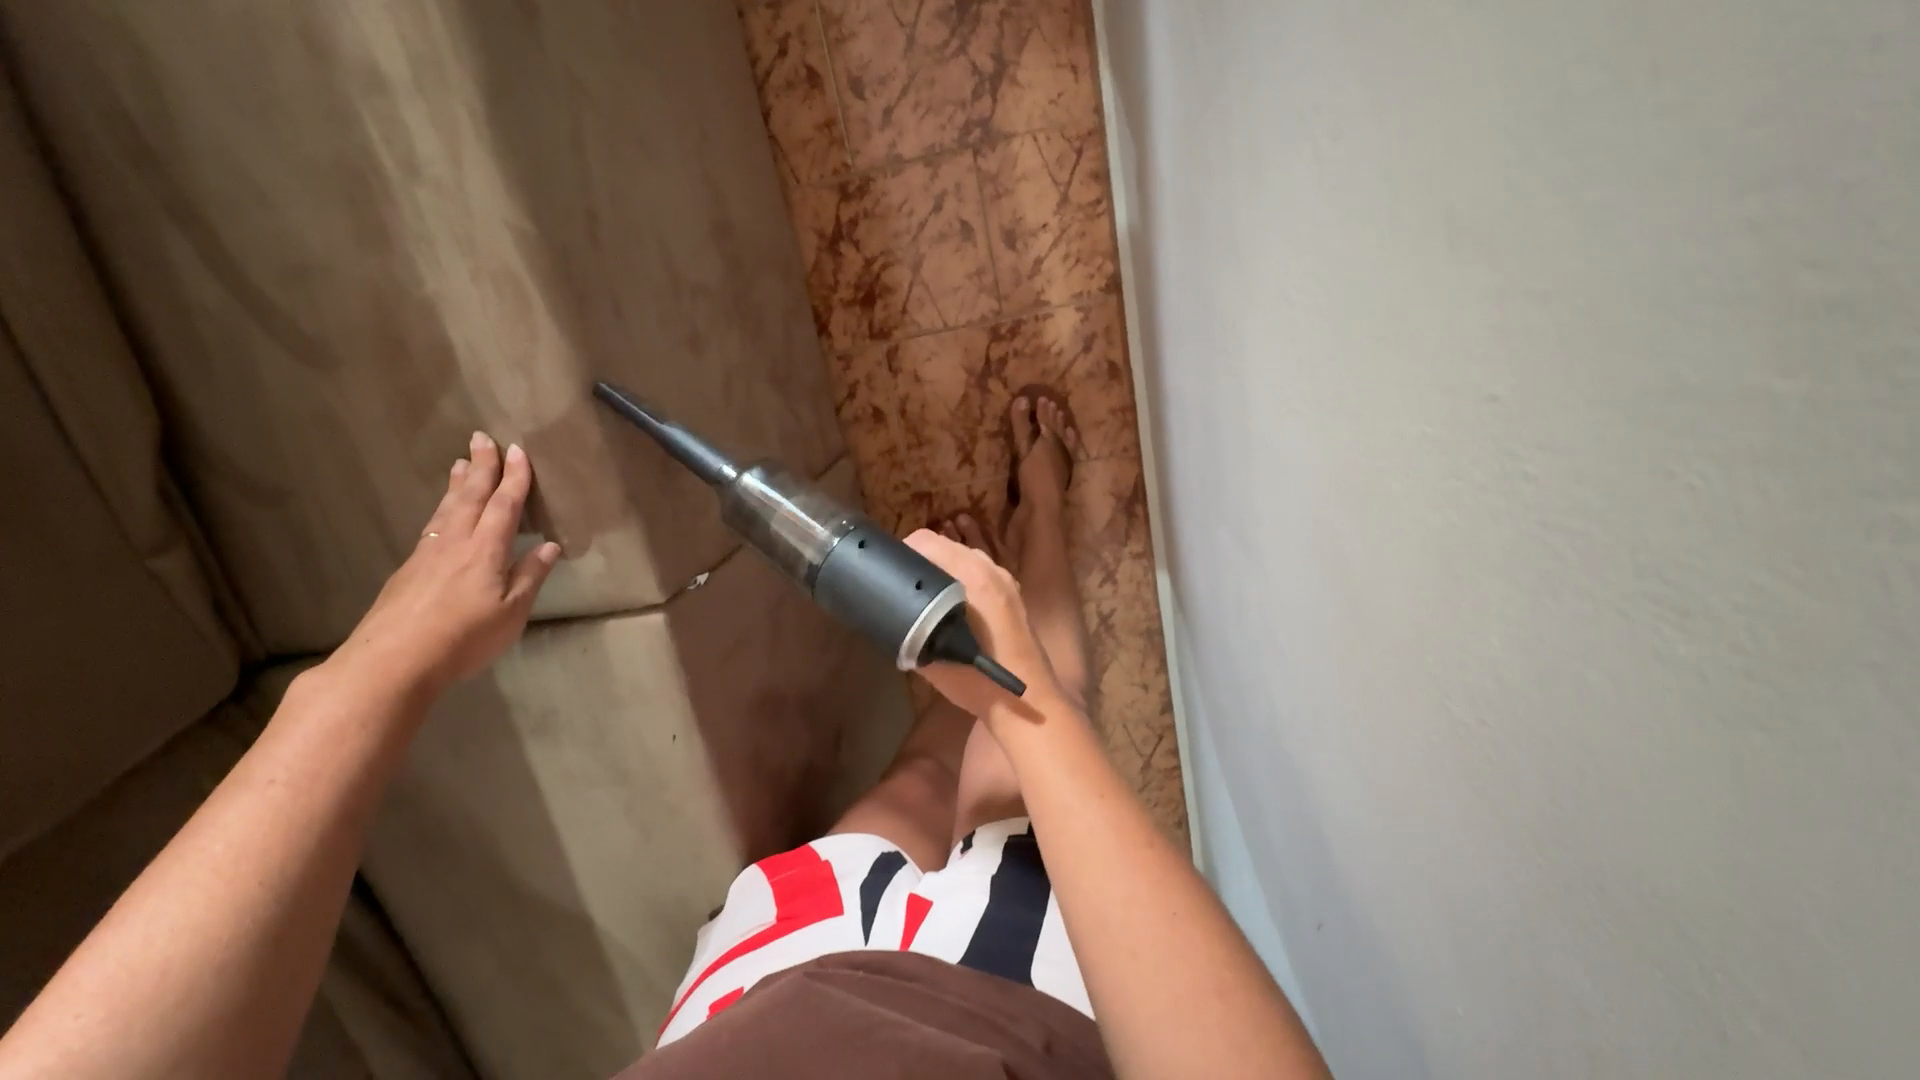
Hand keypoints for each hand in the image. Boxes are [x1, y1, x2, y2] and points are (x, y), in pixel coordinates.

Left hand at [330, 432, 560, 696]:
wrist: (394, 660)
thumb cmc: (464, 638)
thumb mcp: (511, 613)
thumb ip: (530, 577)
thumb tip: (549, 546)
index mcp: (486, 551)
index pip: (504, 506)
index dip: (514, 478)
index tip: (518, 451)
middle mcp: (456, 543)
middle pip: (471, 497)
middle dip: (481, 467)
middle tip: (482, 439)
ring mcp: (428, 555)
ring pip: (446, 509)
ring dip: (458, 484)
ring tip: (461, 464)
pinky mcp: (409, 570)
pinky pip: (432, 526)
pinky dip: (442, 509)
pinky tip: (442, 514)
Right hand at [903, 529, 1066, 721]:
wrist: (1027, 703)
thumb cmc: (977, 681)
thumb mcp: (930, 656)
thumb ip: (910, 626)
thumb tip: (894, 613)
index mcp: (973, 577)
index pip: (927, 541)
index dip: (903, 552)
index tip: (888, 572)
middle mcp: (992, 570)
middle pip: (948, 546)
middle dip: (923, 559)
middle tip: (903, 584)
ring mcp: (1007, 581)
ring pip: (967, 558)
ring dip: (944, 568)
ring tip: (925, 594)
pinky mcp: (1014, 595)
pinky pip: (982, 574)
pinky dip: (964, 579)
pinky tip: (952, 605)